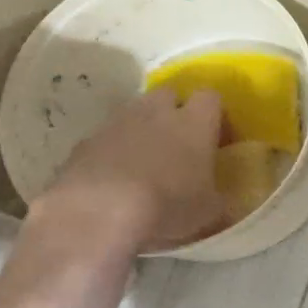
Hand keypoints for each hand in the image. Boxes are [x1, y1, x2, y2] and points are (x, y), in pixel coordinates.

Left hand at [34, 87, 227, 252]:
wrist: (98, 213)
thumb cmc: (168, 206)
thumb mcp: (210, 211)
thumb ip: (218, 197)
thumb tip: (221, 200)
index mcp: (194, 123)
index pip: (211, 97)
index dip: (214, 114)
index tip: (216, 137)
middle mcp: (156, 112)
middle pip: (169, 94)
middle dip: (175, 111)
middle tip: (181, 143)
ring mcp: (117, 123)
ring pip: (135, 113)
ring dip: (144, 129)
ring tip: (147, 162)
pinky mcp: (86, 141)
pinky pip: (108, 137)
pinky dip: (115, 150)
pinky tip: (116, 178)